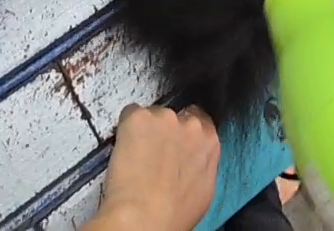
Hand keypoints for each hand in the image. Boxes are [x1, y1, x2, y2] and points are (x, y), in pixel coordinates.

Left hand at [85, 104, 220, 230]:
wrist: (144, 218)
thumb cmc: (172, 216)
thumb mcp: (203, 190)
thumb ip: (201, 163)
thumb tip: (193, 159)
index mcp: (208, 141)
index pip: (199, 119)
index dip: (183, 131)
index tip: (174, 140)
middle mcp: (189, 124)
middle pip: (174, 116)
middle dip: (164, 130)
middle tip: (152, 153)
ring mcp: (163, 117)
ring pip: (151, 116)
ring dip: (145, 130)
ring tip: (137, 158)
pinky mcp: (138, 117)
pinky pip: (129, 115)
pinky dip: (126, 129)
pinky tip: (125, 151)